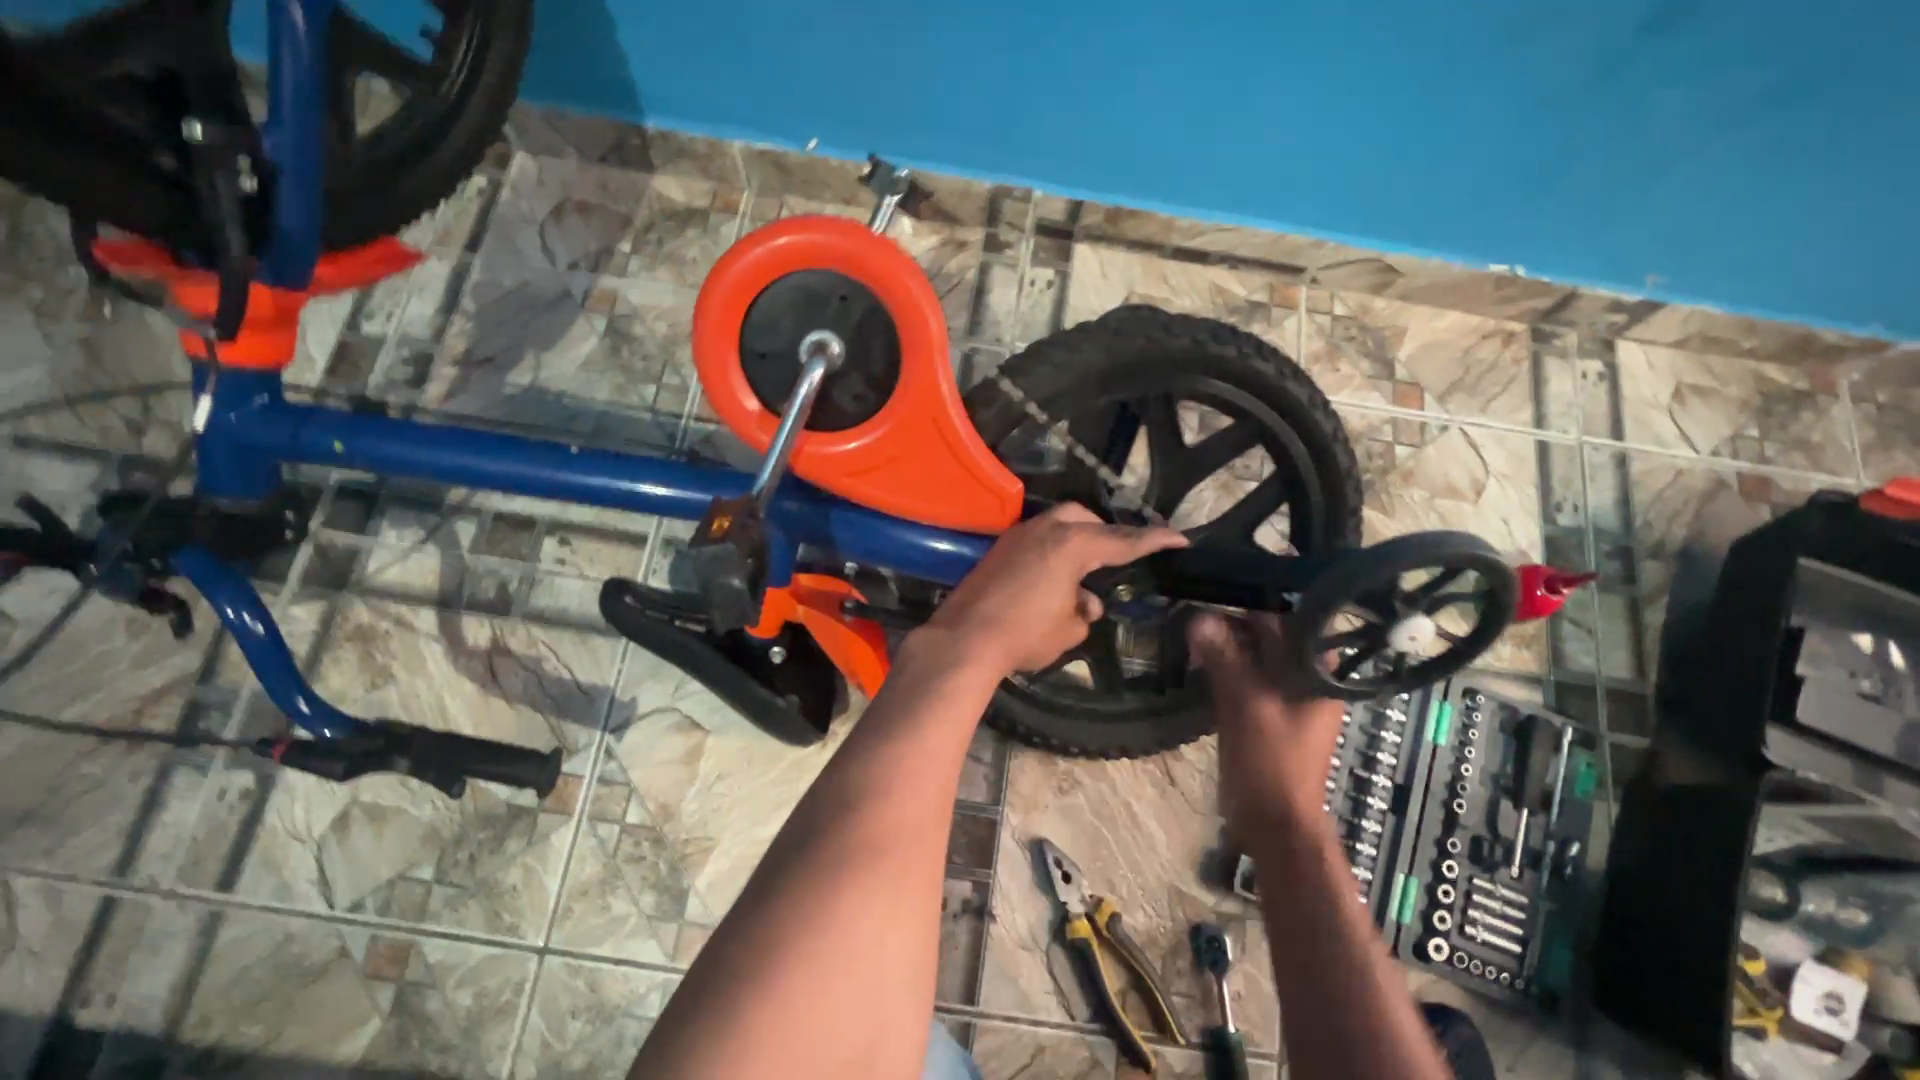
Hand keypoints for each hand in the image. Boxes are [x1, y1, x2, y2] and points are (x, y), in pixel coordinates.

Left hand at [921, 503, 1187, 678]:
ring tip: (1082, 581)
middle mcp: (1046, 529)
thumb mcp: (1068, 629)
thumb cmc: (1024, 633)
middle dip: (1104, 535)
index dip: (1154, 540)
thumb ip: (1084, 612)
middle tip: (1117, 559)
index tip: (1178, 538)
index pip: (1123, 540)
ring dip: (1074, 549)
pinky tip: (1052, 587)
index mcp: (1072, 543)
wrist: (964, 639)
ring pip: (1056, 528)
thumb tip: (1083, 604)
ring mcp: (1017, 537)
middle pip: (1084, 519)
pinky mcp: (998, 551)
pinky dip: (1051, 557)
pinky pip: (1036, 544)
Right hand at [1187, 613, 1346, 828]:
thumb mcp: (1245, 704)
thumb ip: (1224, 657)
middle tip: (1193, 606)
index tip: (1217, 586)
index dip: (1254, 601)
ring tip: (1190, 628)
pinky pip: (1246, 679)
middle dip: (1234, 622)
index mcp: (1318, 672)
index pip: (1290, 619)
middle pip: (1271, 636)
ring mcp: (1286, 697)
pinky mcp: (1266, 713)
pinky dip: (1225, 667)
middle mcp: (1307, 678)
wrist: (1273, 823)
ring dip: (1226, 644)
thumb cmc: (1269, 762)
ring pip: (1255, 657)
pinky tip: (1198, 658)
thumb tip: (1198, 616)